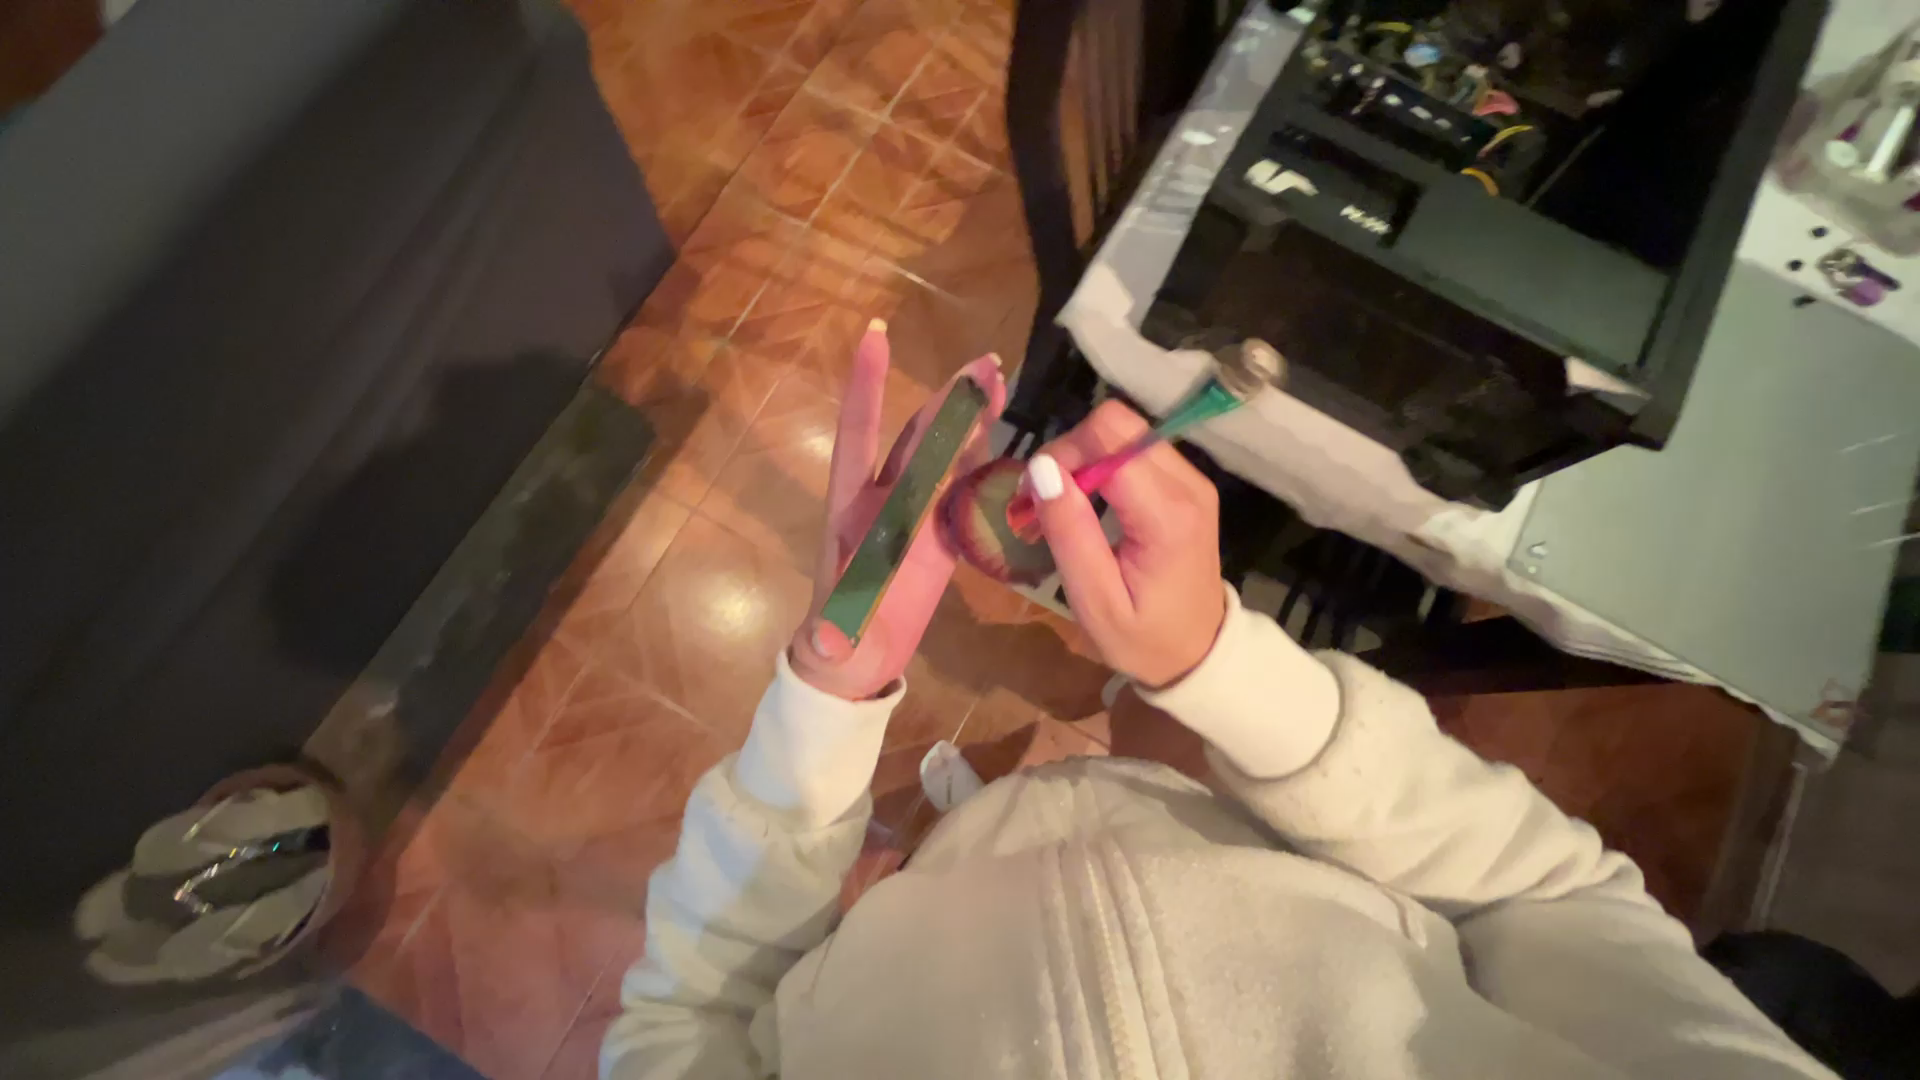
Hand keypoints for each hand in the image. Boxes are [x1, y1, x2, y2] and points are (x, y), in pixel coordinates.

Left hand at [787, 323, 1005, 699]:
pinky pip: (965, 492)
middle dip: (947, 401)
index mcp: (851, 506)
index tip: (875, 335)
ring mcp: (917, 515)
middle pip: (918, 438)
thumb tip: (829, 639)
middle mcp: (886, 498)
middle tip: (984, 365)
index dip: (866, 387)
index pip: (858, 434)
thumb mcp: (836, 631)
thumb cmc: (840, 637)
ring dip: (971, 420)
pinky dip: (984, 465)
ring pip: (946, 456)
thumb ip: (837, 631)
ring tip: (999, 382)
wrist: (857, 661)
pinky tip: (1006, 439)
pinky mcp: (942, 536)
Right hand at [1028, 401, 1225, 688]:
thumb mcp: (1095, 601)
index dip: (1062, 455)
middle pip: (1117, 423)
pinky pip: (1134, 449)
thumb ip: (1069, 533)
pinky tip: (1088, 503)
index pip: (1108, 439)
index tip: (1035, 499)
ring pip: (1124, 431)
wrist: (1199, 653)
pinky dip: (1101, 465)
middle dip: (1070, 451)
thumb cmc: (1144, 638)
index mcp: (1167, 513)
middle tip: (1044, 498)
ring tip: (1061, 504)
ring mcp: (1191, 480)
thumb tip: (1040, 469)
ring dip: (1083, 458)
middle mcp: (1187, 484)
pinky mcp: (1186, 484)